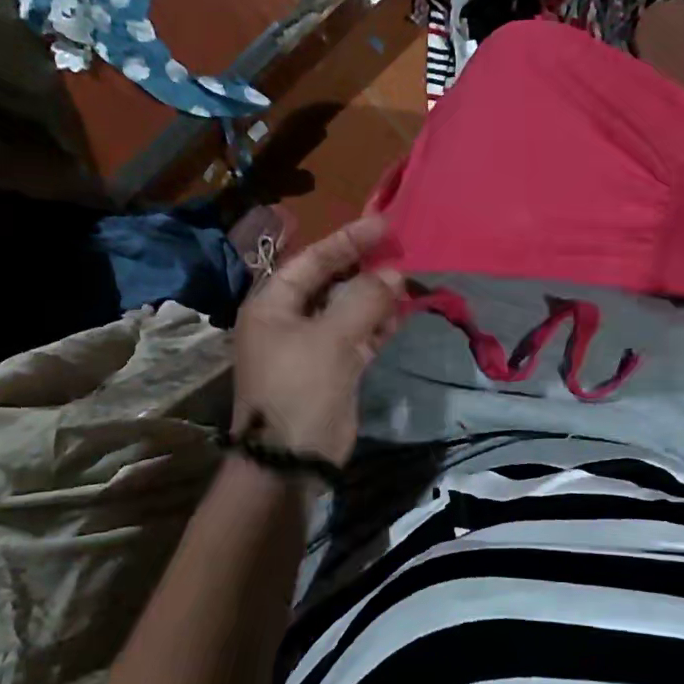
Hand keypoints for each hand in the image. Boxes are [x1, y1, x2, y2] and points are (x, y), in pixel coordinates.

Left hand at [232, 217, 403, 465]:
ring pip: (349, 309)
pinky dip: (380, 324)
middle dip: (366, 267)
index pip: (313, 260)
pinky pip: (359, 335)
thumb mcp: (332, 340)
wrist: (292, 459)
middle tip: (402, 250)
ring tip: (409, 279)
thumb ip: (365, 301)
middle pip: (331, 281)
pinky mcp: (334, 368)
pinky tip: (403, 311)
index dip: (348, 240)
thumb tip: (395, 274)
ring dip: (377, 296)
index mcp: (273, 305)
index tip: (384, 224)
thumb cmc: (301, 390)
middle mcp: (290, 319)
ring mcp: (313, 345)